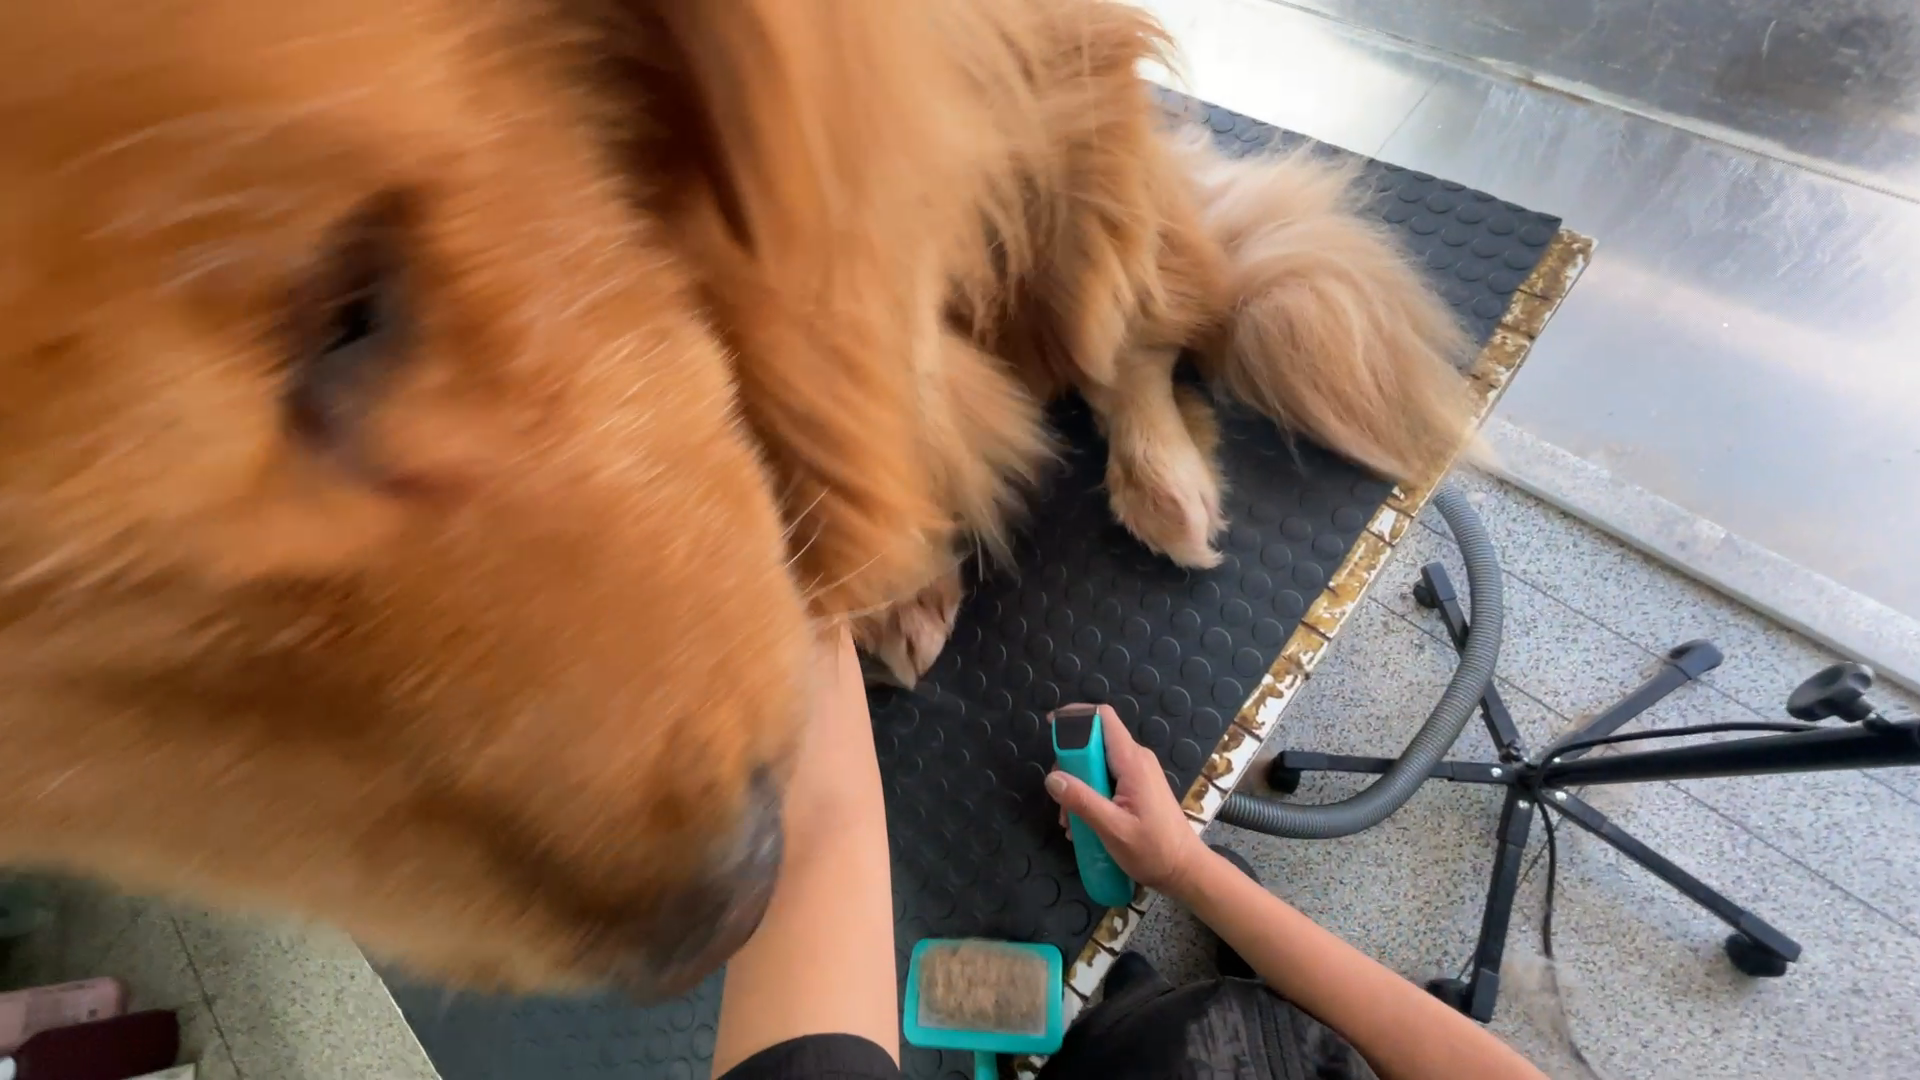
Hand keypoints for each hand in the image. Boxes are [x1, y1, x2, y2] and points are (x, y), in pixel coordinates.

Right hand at [1043, 705, 1207, 893]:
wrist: (1185, 870)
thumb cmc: (1154, 850)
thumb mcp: (1113, 829)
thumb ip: (1082, 801)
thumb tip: (1051, 778)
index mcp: (1132, 761)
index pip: (1103, 717)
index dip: (1076, 714)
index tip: (1051, 725)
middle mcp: (1136, 758)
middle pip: (1094, 742)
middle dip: (1070, 765)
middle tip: (1059, 796)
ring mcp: (1138, 771)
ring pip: (1097, 762)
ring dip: (1078, 786)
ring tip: (1070, 820)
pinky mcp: (1137, 785)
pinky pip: (1106, 777)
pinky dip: (1090, 793)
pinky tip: (1084, 822)